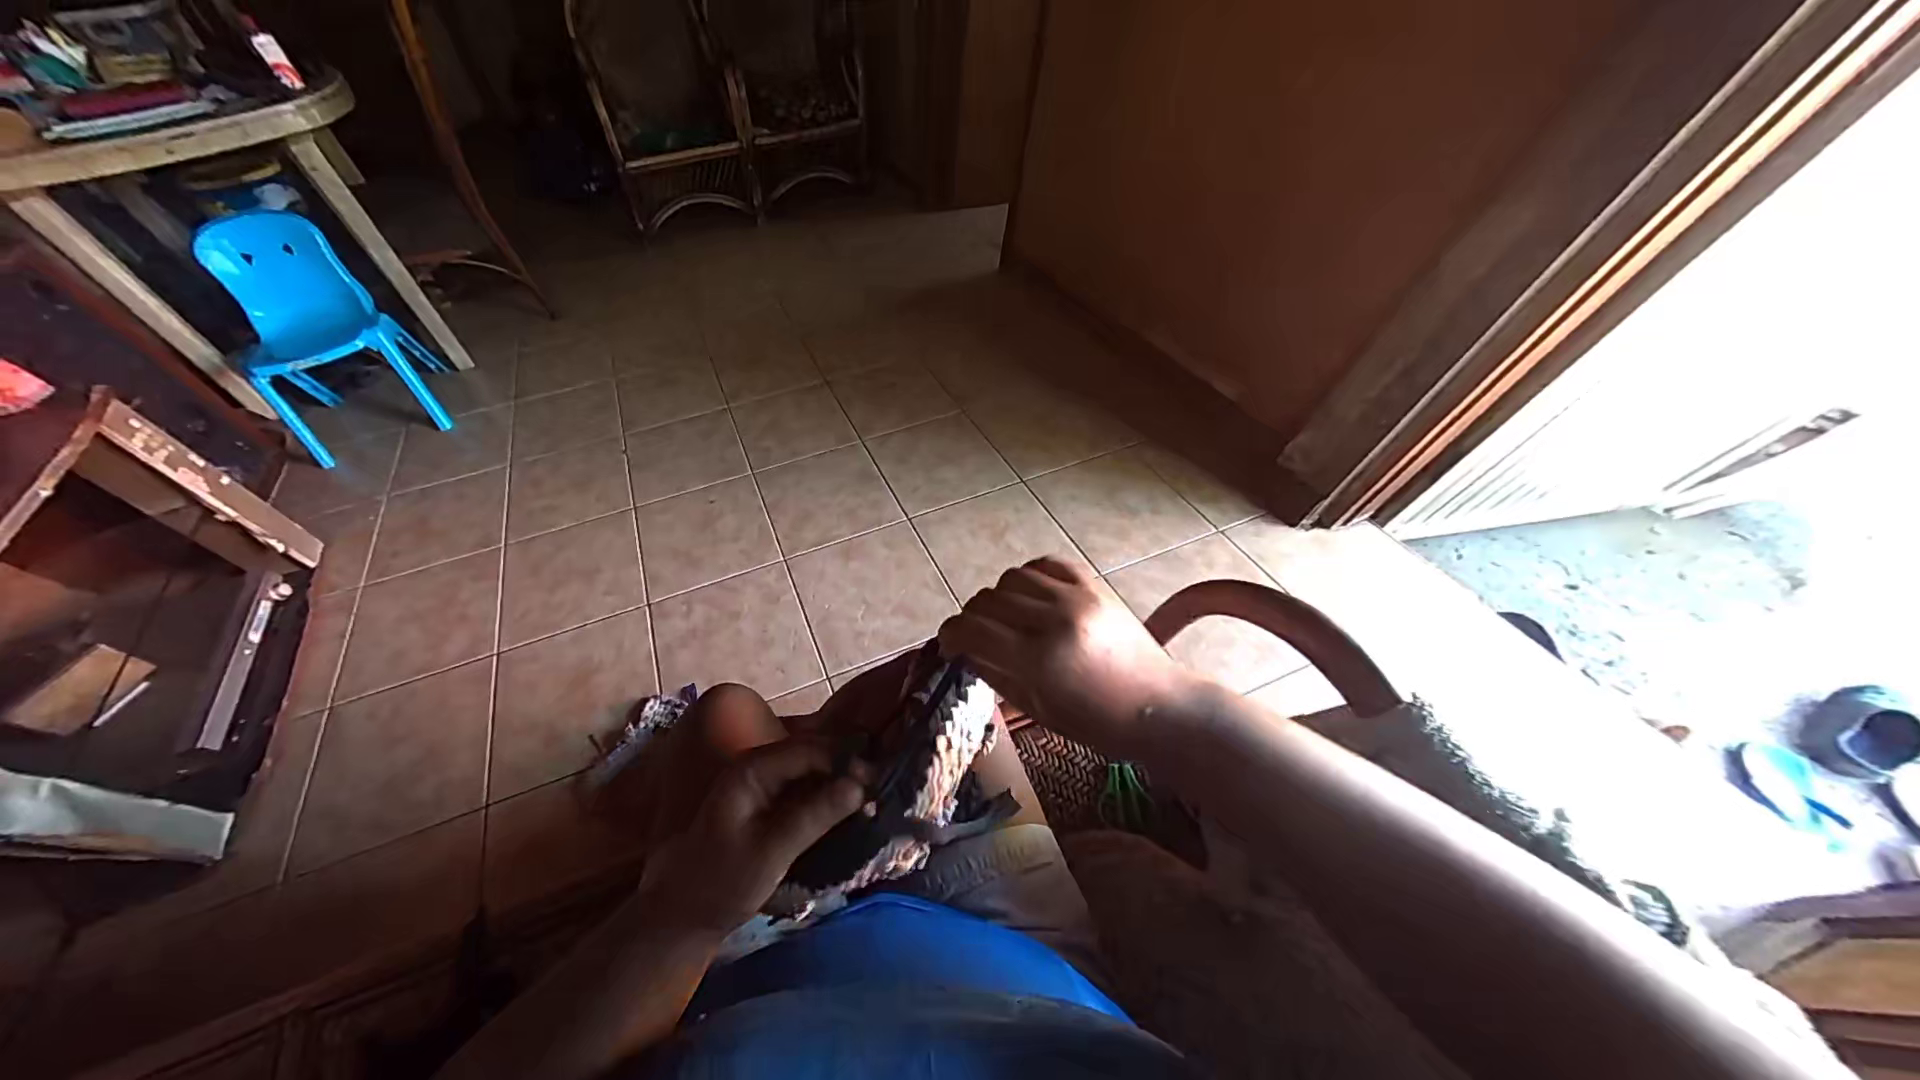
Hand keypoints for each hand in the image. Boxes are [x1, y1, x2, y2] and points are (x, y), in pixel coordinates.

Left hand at [636, 739, 864, 934]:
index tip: (875, 780)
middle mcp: (758, 766)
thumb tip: (859, 786)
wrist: (683, 915)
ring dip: (841, 781)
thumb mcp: (772, 852)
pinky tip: (850, 809)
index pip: (809, 749)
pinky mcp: (770, 802)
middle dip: (847, 768)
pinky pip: (807, 787)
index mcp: (751, 769)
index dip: (844, 760)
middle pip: (814, 754)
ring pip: (813, 770)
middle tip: (878, 791)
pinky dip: (829, 795)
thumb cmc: (722, 882)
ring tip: (870, 800)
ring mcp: (764, 783)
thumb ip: (815, 815)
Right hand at [938, 556, 1195, 753]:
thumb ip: (994, 673)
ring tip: (1007, 619)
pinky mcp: (1094, 586)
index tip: (948, 644)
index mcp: (1038, 659)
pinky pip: (1046, 564)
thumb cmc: (1098, 723)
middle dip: (970, 618)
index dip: (949, 635)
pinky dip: (1029, 577)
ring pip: (1011, 578)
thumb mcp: (1037, 709)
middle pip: (986, 600)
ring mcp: (1076, 597)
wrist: (1160, 707)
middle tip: (976, 637)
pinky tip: (1031, 598)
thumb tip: (964, 650)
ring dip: (998, 598)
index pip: (971, 629)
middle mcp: (1053, 620)